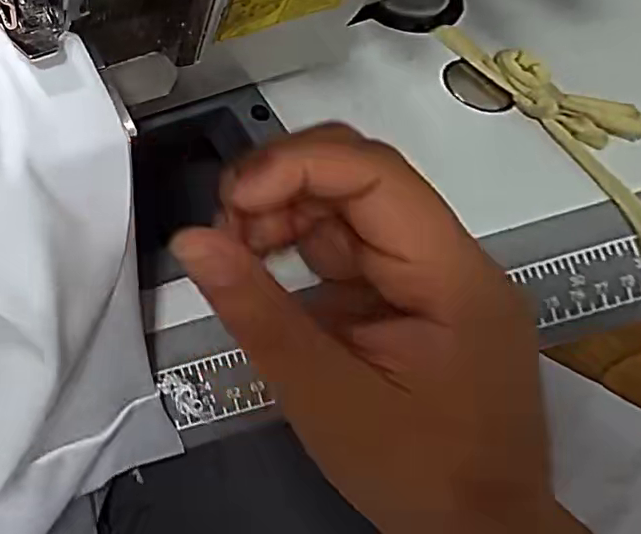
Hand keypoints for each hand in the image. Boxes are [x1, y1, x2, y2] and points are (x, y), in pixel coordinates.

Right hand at [170, 124, 585, 533]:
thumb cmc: (419, 474)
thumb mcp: (324, 395)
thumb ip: (254, 310)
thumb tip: (189, 239)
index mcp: (451, 276)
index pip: (372, 172)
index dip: (293, 167)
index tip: (234, 202)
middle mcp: (440, 254)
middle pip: (351, 166)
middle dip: (275, 179)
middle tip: (226, 221)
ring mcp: (415, 264)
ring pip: (331, 189)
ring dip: (270, 204)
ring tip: (234, 248)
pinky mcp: (389, 277)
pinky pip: (326, 226)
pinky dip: (280, 230)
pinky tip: (255, 259)